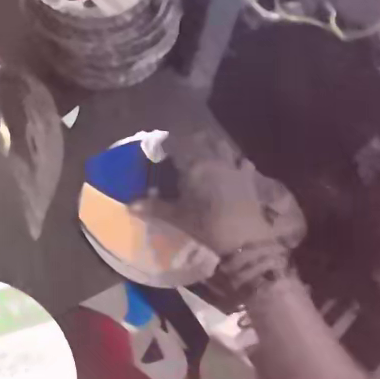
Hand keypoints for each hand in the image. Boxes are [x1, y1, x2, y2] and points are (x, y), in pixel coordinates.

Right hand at [140, 131, 305, 254]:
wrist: (244, 238)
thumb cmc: (205, 225)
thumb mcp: (177, 217)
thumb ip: (154, 208)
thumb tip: (130, 205)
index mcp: (194, 165)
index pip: (177, 145)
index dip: (167, 143)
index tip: (160, 146)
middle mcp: (214, 160)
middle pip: (201, 140)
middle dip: (190, 141)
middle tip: (181, 150)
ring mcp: (234, 167)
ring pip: (222, 146)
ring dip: (212, 146)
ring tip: (205, 154)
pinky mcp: (249, 178)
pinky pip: (242, 162)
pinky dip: (235, 162)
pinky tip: (232, 169)